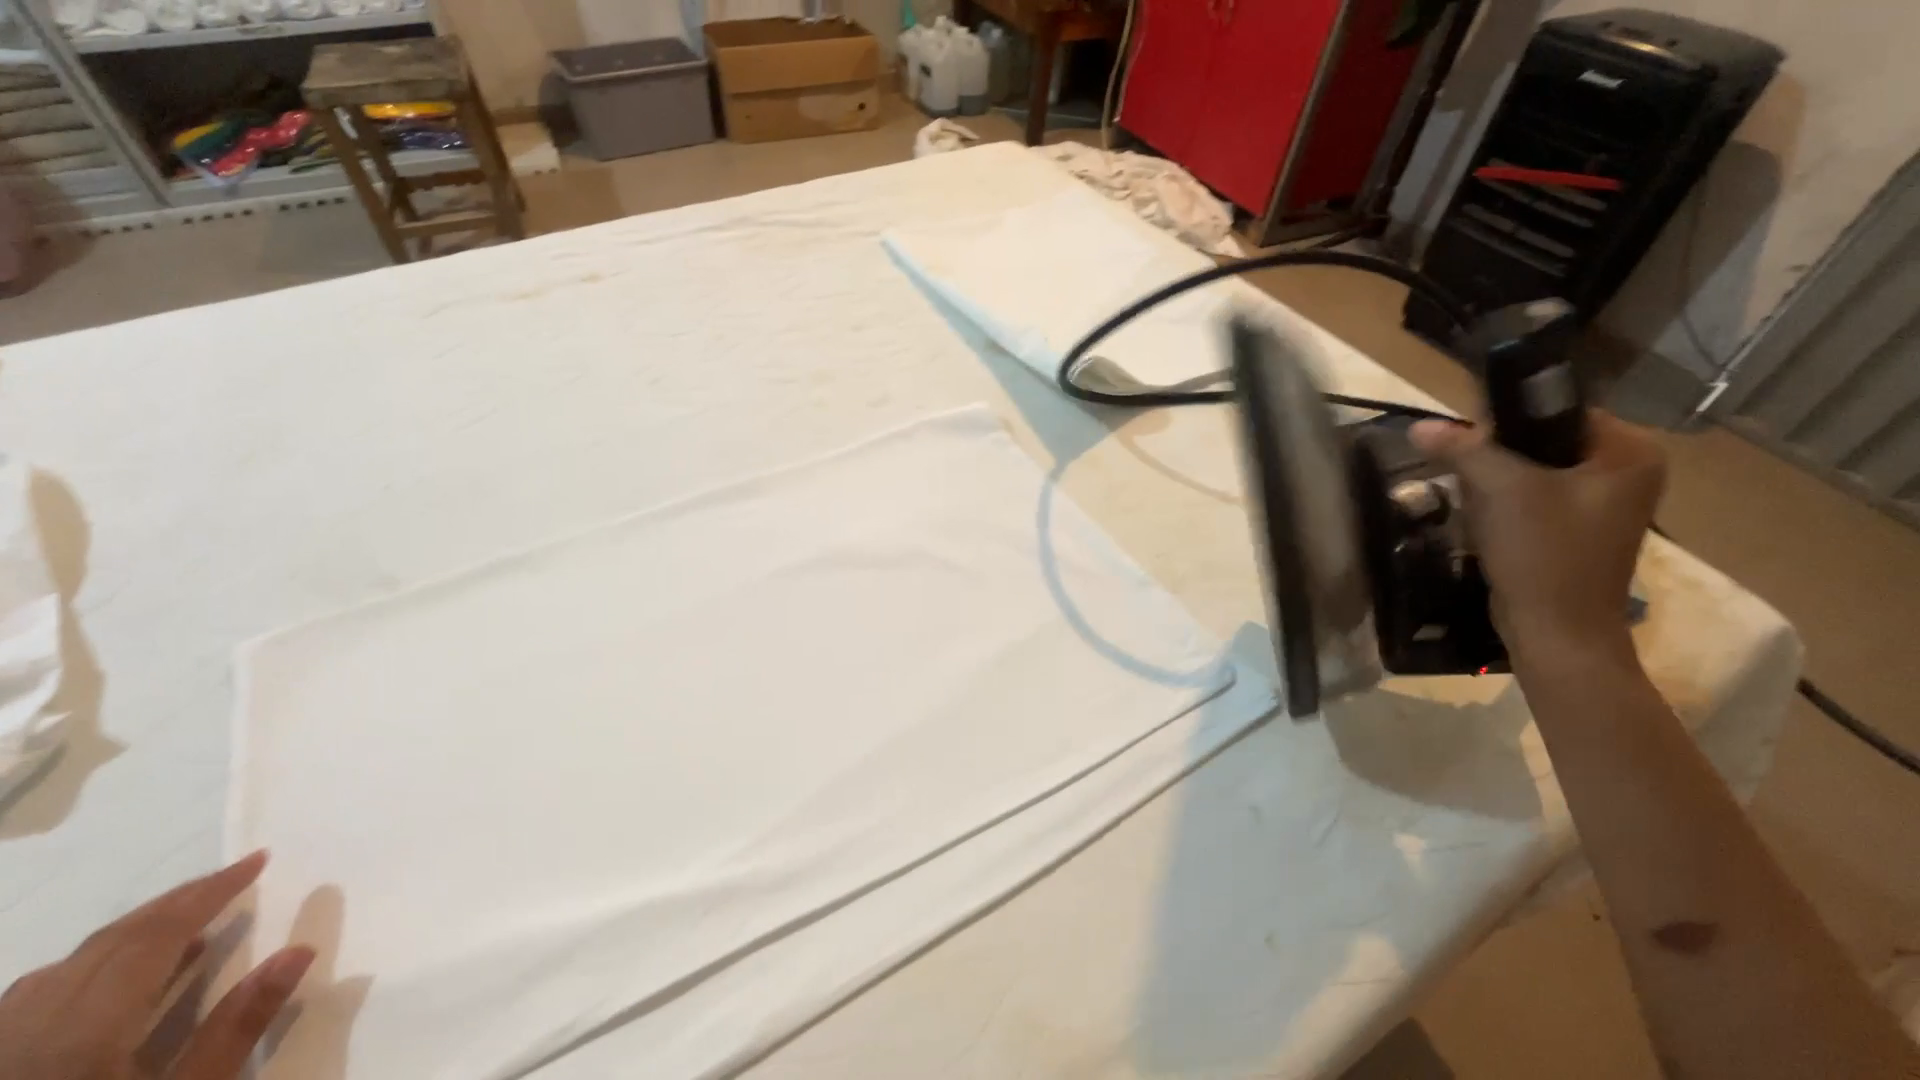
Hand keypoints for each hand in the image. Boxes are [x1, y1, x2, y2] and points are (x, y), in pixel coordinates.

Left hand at [0, 852, 312, 1079]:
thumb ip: (239, 1026)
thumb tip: (298, 951)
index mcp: (85, 1028)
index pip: (157, 933)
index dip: (210, 891)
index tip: (259, 859)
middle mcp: (33, 1021)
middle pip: (112, 939)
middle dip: (177, 902)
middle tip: (233, 877)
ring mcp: (2, 1041)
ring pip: (70, 963)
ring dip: (135, 932)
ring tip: (189, 924)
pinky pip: (40, 991)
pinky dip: (93, 966)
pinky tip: (116, 978)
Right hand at [1410, 409, 1665, 664]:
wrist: (1557, 634)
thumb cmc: (1544, 555)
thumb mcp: (1501, 491)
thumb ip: (1463, 449)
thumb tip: (1418, 426)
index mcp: (1630, 453)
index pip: (1558, 410)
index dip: (1507, 420)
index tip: (1469, 442)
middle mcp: (1628, 472)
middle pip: (1544, 441)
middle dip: (1498, 456)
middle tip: (1466, 474)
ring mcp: (1605, 505)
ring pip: (1536, 471)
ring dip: (1497, 482)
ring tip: (1473, 499)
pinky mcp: (1579, 531)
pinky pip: (1536, 499)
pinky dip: (1506, 505)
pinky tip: (1484, 521)